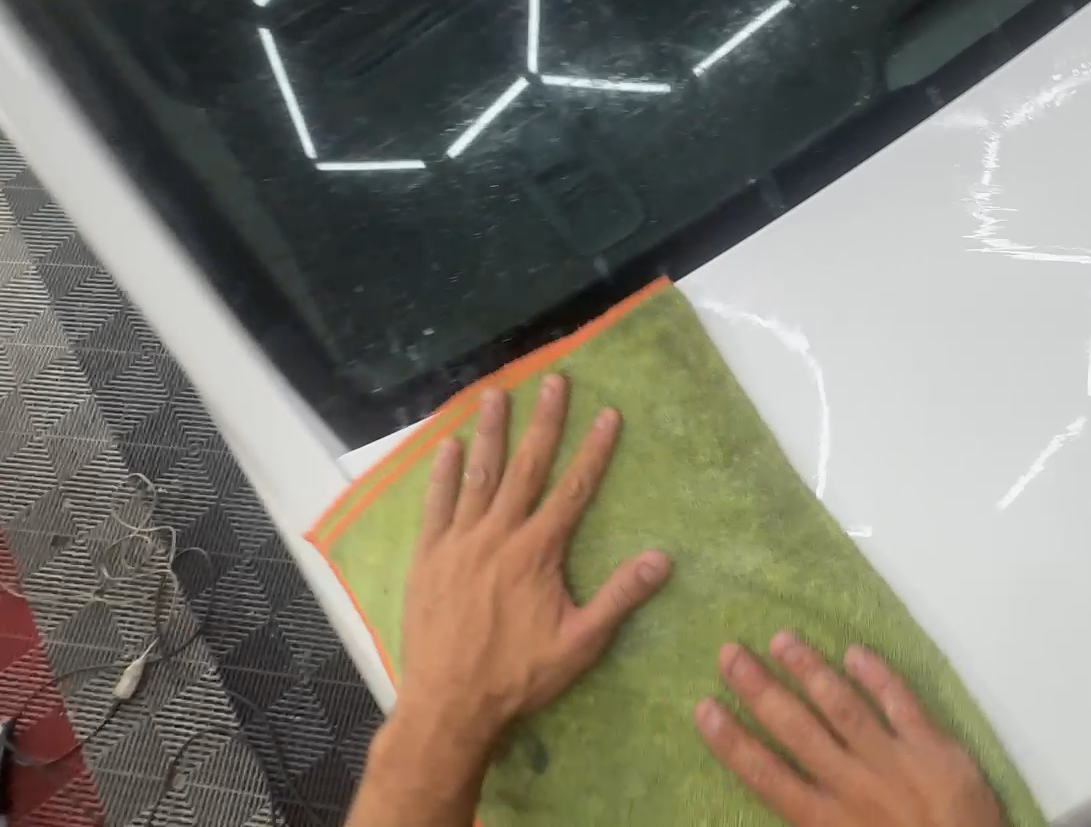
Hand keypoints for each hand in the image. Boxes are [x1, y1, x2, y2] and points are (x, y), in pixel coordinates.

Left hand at [397, 373, 672, 748]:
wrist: (447, 708)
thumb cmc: (519, 674)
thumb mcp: (580, 643)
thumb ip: (620, 597)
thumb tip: (662, 558)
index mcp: (536, 551)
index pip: (573, 488)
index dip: (594, 450)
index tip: (608, 413)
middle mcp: (498, 534)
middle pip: (526, 467)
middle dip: (544, 422)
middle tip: (554, 382)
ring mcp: (459, 542)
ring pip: (478, 475)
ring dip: (490, 431)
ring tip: (496, 393)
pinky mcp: (428, 556)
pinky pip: (437, 505)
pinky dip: (443, 473)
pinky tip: (449, 445)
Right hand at [695, 632, 1005, 826]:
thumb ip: (812, 821)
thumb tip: (777, 785)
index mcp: (829, 826)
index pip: (769, 777)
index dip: (733, 742)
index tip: (704, 707)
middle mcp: (855, 789)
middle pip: (798, 731)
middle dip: (760, 690)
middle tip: (730, 652)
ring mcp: (896, 764)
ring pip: (844, 707)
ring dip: (810, 670)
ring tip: (781, 638)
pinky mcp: (936, 750)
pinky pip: (903, 704)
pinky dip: (879, 676)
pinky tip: (855, 650)